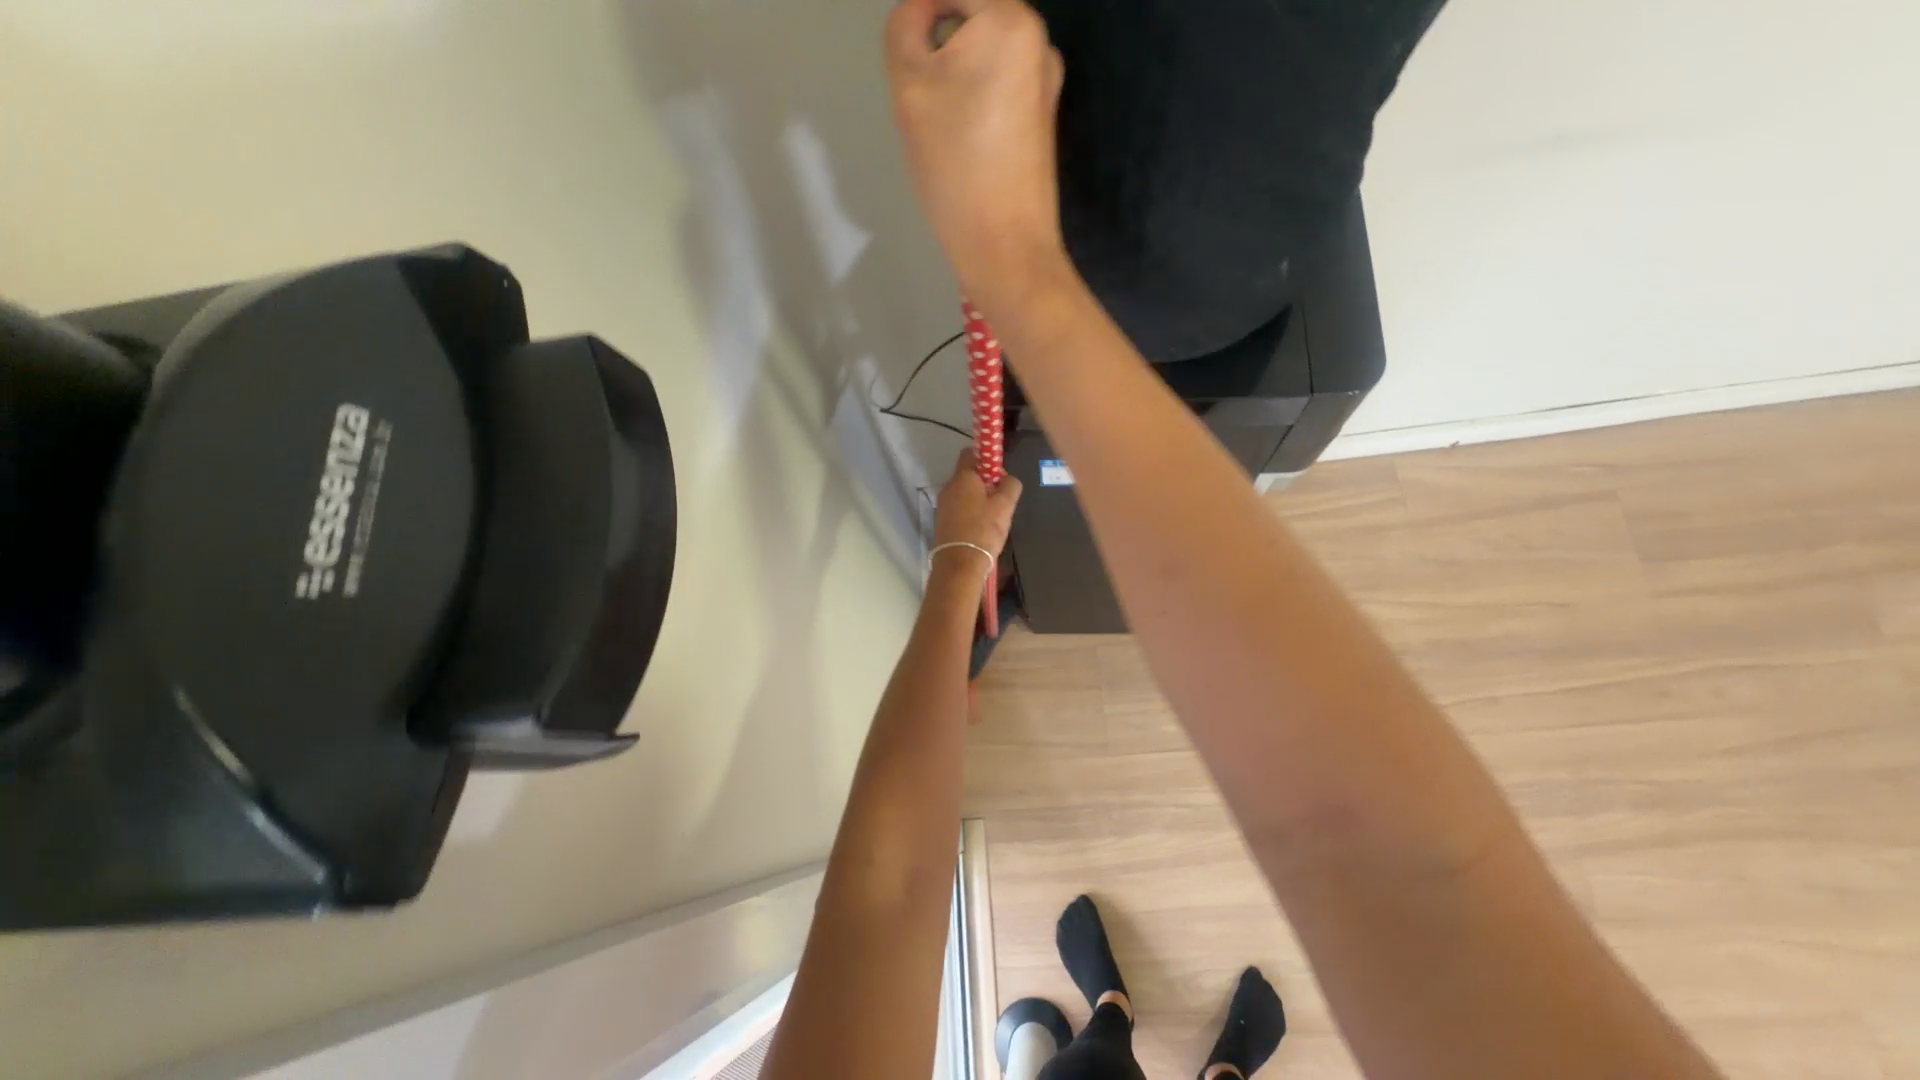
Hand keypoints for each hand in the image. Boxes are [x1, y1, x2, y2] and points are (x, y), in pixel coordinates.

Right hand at [885, 0, 1068, 307]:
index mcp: (1011, 20)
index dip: (920, 14)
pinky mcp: (1040, 117)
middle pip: (969, 13)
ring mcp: (1045, 81)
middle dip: (936, 45)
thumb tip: (921, 11)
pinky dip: (971, 97)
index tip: (905, 63)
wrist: (1004, 244)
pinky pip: (996, 84)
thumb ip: (906, 27)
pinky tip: (960, 141)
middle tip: (921, 99)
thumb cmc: (955, 163)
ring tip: (940, 126)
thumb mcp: (910, 84)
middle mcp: (1038, 41)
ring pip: (980, 52)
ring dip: (951, 73)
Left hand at [933, 450, 1023, 563]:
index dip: (987, 458)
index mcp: (962, 477)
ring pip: (964, 493)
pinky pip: (959, 508)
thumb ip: (1010, 485)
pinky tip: (982, 527)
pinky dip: (970, 512)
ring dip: (978, 498)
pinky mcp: (942, 521)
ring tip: (994, 516)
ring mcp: (943, 505)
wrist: (960, 564)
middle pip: (968, 474)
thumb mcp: (1005, 505)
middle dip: (985, 481)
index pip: (970, 453)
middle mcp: (948, 487)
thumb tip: (1007, 479)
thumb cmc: (984, 530)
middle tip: (1001, 498)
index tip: (1000, 473)